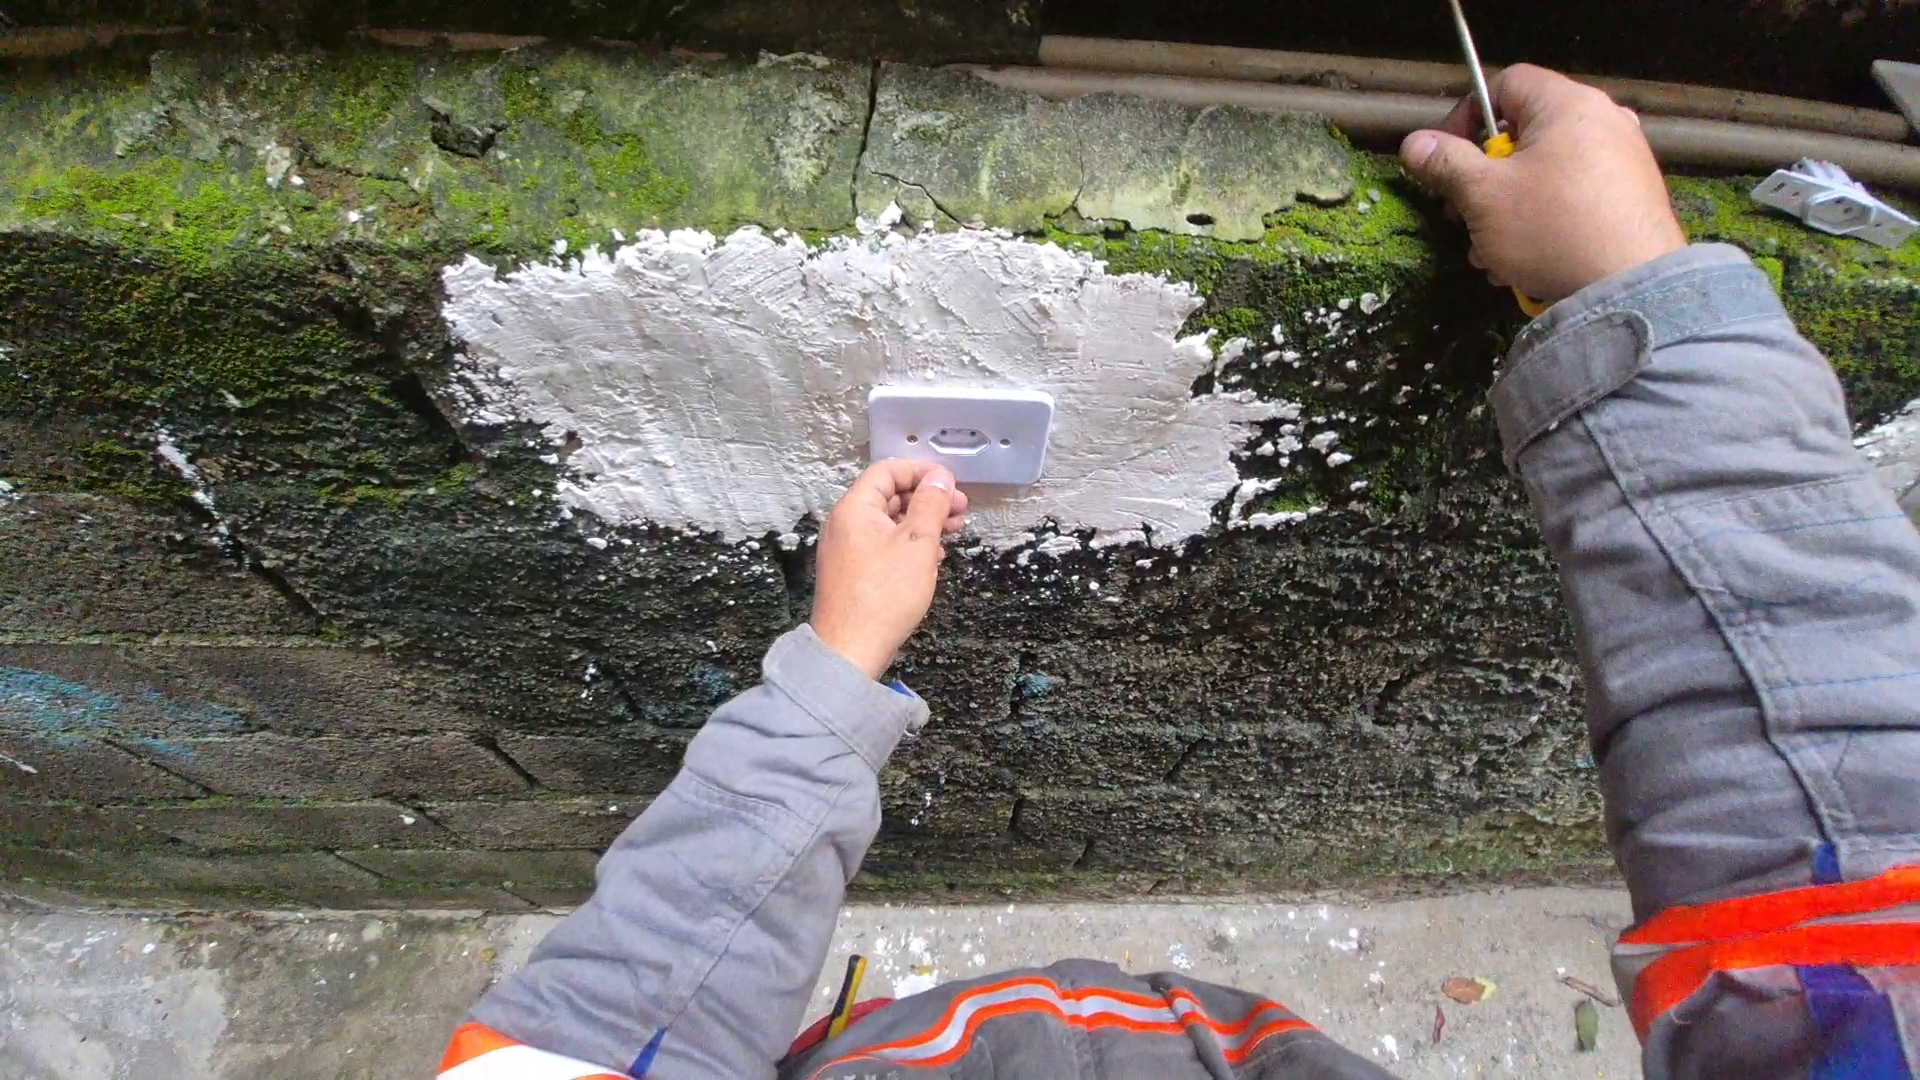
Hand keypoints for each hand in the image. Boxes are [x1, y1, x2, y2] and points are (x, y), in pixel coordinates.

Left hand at [810, 460, 969, 679]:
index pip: (888, 471)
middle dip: (927, 499)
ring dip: (923, 523)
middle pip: (890, 496)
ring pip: (890, 523)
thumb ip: (930, 505)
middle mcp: (846, 524)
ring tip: (954, 532)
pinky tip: (933, 557)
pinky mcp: (854, 572)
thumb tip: (940, 478)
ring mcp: (848, 549)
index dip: (921, 472)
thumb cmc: (883, 596)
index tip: (950, 483)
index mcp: (855, 508)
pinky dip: (909, 544)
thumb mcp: (918, 543)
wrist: (851, 649)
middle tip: (960, 509)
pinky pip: (884, 545)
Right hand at [1399, 64, 1686, 303]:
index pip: (1506, 84)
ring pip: (1535, 174)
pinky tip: (1517, 258)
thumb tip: (1413, 143)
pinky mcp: (1621, 196)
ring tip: (1486, 250)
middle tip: (1457, 214)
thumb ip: (1445, 163)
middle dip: (1476, 178)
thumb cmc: (1547, 226)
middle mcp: (1599, 122)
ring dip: (1497, 211)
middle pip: (1518, 135)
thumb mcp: (1482, 194)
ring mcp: (1616, 159)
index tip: (1441, 160)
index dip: (1464, 117)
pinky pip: (1561, 197)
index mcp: (1567, 107)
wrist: (1622, 282)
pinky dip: (1531, 223)